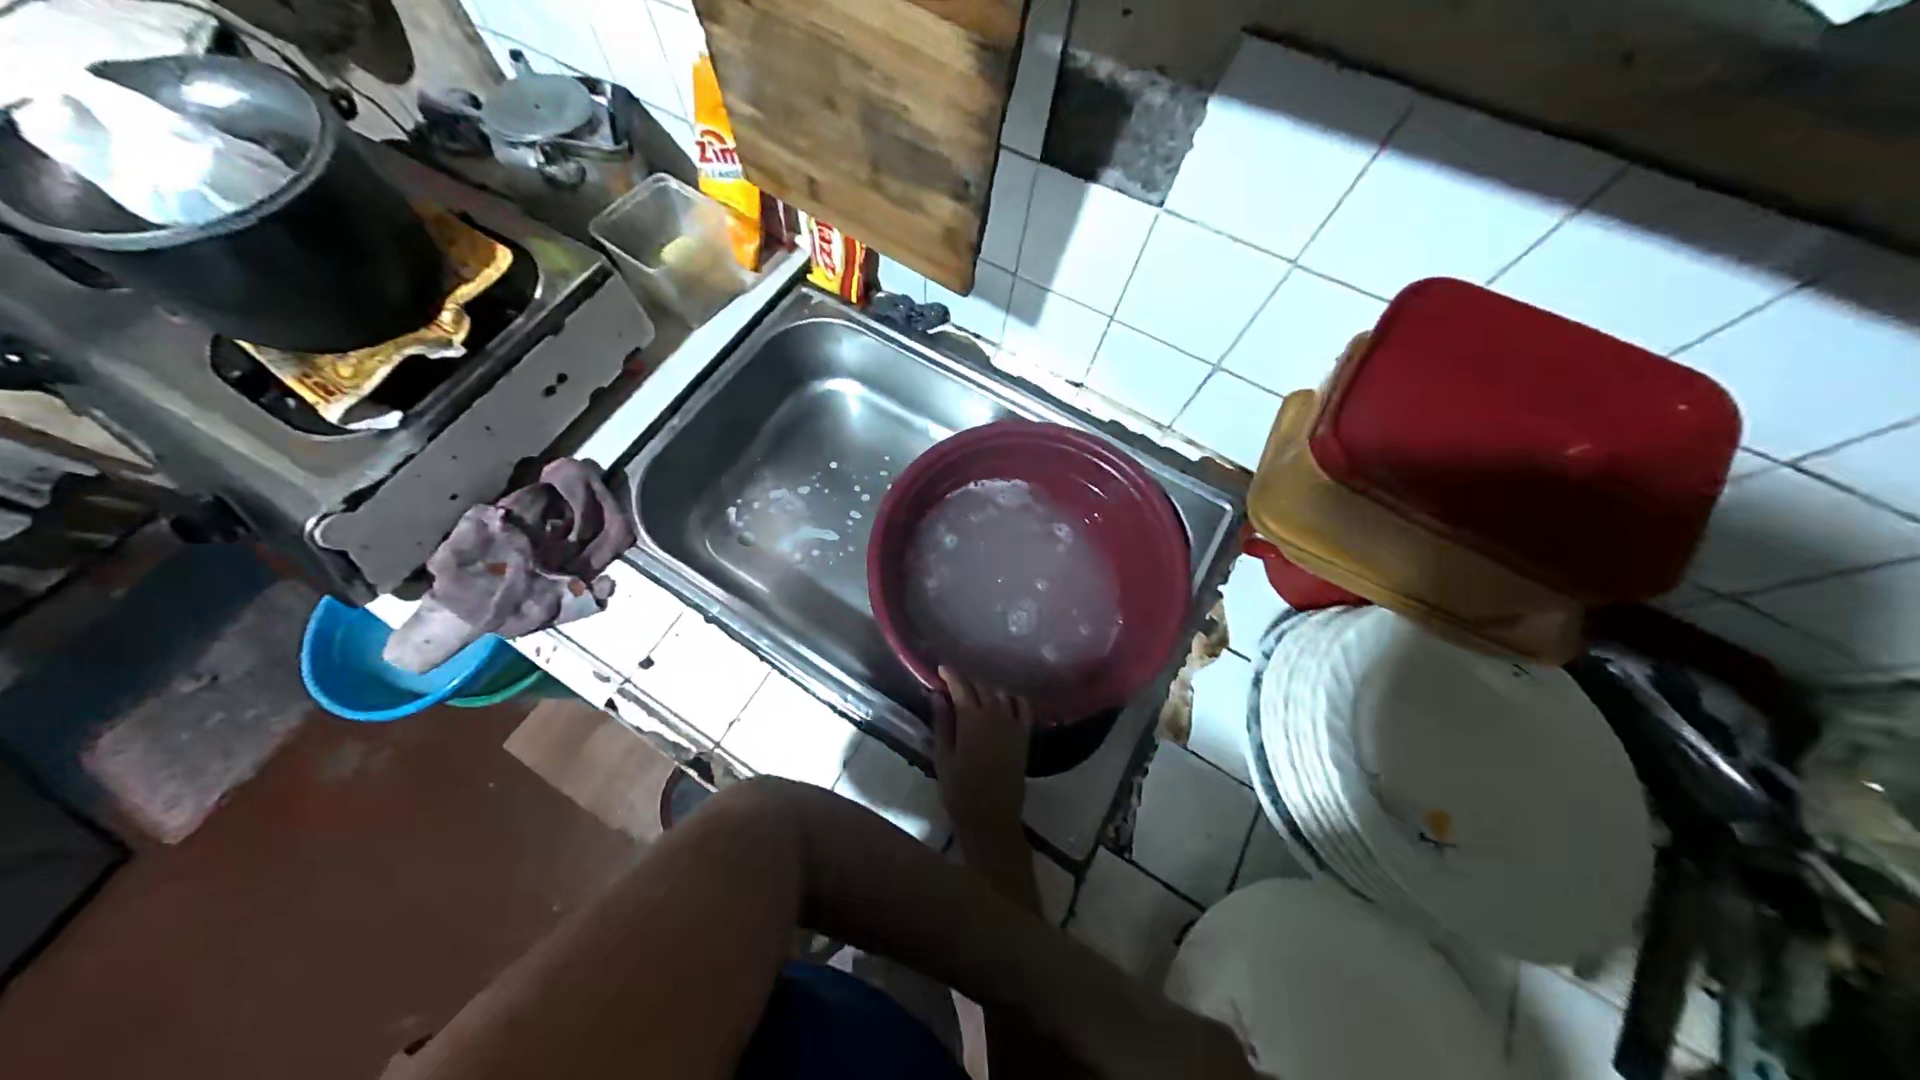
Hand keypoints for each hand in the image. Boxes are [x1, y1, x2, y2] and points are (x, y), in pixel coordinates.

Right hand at [931, 666, 1032, 840]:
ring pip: (1000, 694)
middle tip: (953, 686)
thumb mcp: (943, 757)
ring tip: (975, 695)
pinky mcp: (1024, 735)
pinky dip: (1012, 698)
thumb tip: (936, 695)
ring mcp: (1013, 723)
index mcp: (971, 718)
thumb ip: (941, 723)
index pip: (961, 686)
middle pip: (981, 687)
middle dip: (966, 682)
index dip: (950, 675)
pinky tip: (1004, 700)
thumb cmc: (960, 790)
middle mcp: (995, 714)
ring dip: (986, 690)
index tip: (941, 670)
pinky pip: (1022, 706)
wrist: (992, 816)